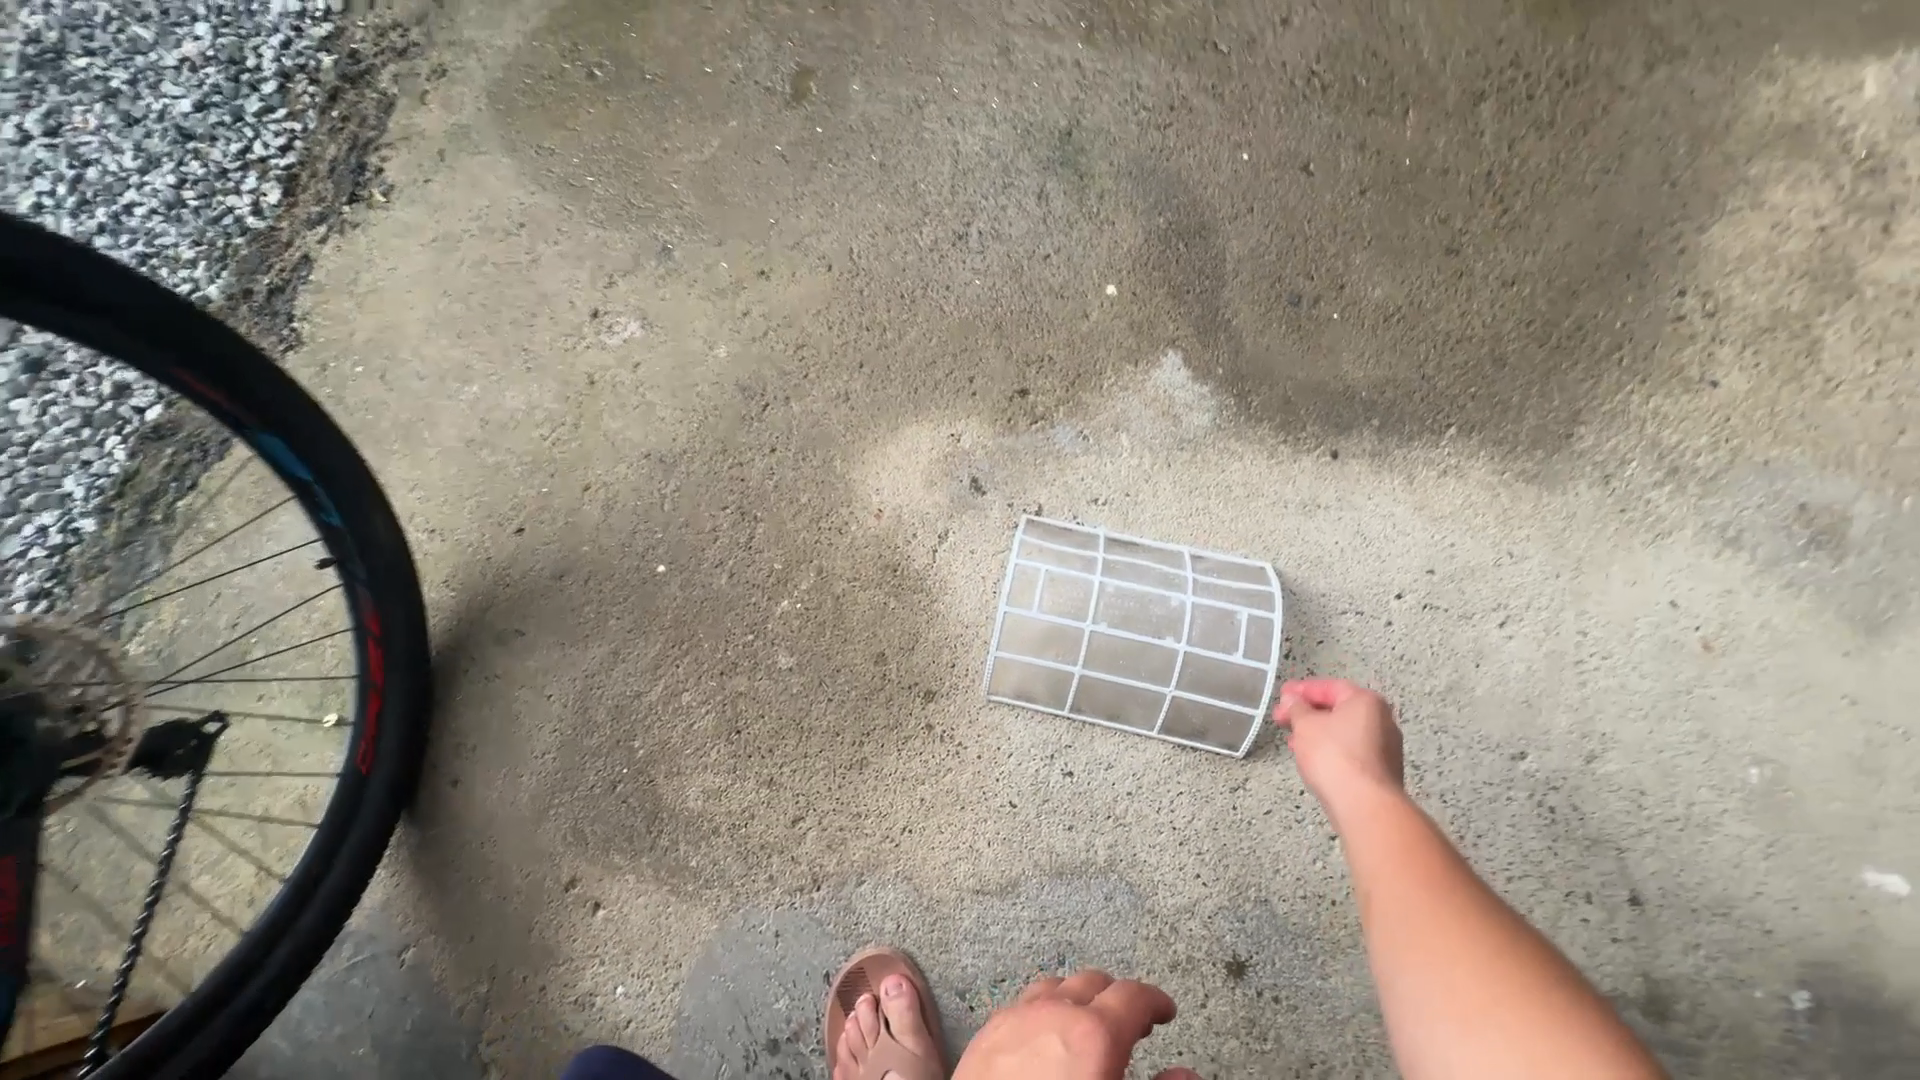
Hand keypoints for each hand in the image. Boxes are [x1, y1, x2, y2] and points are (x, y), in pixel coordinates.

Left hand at [951, 970, 1197, 1079]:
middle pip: (1094, 982)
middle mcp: (1057, 1011)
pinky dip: (1046, 1007)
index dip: (1155, 1001)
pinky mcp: (990, 1030)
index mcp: (1095, 1032)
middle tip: (1134, 1024)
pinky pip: (1025, 1002)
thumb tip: (1186, 1075)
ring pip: (1057, 985)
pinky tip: (1048, 1035)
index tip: (1165, 1011)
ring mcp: (1019, 1016)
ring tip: (1090, 1024)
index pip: (1133, 995)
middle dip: (1118, 998)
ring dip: (1079, 998)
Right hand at [1274, 678, 1403, 817]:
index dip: (1302, 690)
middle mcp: (1382, 719)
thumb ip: (1296, 708)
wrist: (1364, 804)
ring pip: (1344, 731)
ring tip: (1292, 740)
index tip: (1281, 696)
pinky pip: (1351, 750)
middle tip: (1282, 718)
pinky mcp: (1381, 769)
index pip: (1329, 687)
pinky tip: (1311, 758)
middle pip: (1339, 708)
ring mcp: (1385, 746)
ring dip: (1316, 732)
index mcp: (1366, 701)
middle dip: (1308, 713)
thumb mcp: (1305, 725)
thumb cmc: (1333, 755)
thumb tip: (1292, 699)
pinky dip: (1330, 749)